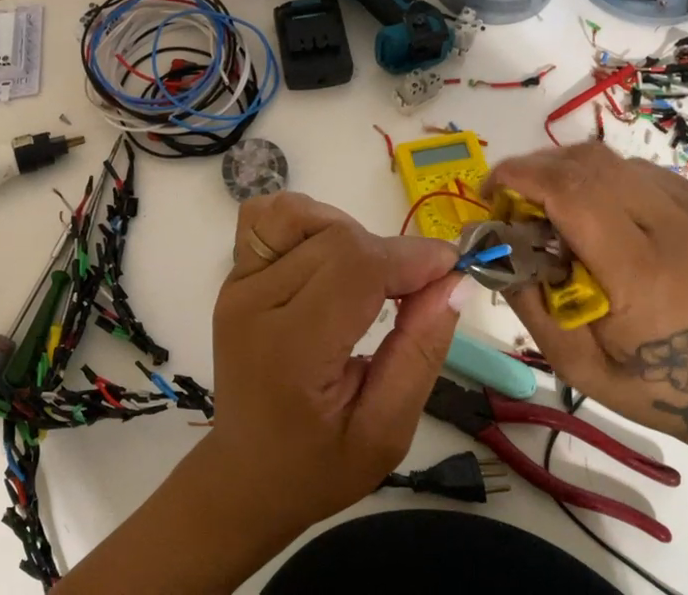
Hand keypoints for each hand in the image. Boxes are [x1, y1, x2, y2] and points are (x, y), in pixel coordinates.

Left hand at [208, 191, 464, 526]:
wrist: (248, 472)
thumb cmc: (319, 465)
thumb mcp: (385, 433)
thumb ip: (419, 354)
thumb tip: (454, 283)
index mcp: (292, 348)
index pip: (354, 267)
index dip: (411, 258)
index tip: (453, 270)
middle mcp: (254, 303)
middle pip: (334, 237)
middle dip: (390, 252)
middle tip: (418, 290)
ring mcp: (236, 284)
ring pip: (297, 214)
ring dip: (346, 231)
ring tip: (369, 278)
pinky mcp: (233, 278)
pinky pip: (266, 220)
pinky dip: (305, 224)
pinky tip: (329, 260)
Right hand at [484, 142, 687, 439]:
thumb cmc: (656, 388)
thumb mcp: (576, 364)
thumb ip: (527, 300)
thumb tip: (489, 245)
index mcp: (643, 276)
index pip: (572, 193)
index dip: (520, 177)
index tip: (491, 191)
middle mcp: (681, 232)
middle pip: (591, 163)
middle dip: (538, 168)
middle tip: (515, 198)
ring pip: (617, 163)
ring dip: (573, 175)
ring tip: (557, 210)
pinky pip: (647, 175)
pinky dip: (609, 185)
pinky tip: (605, 219)